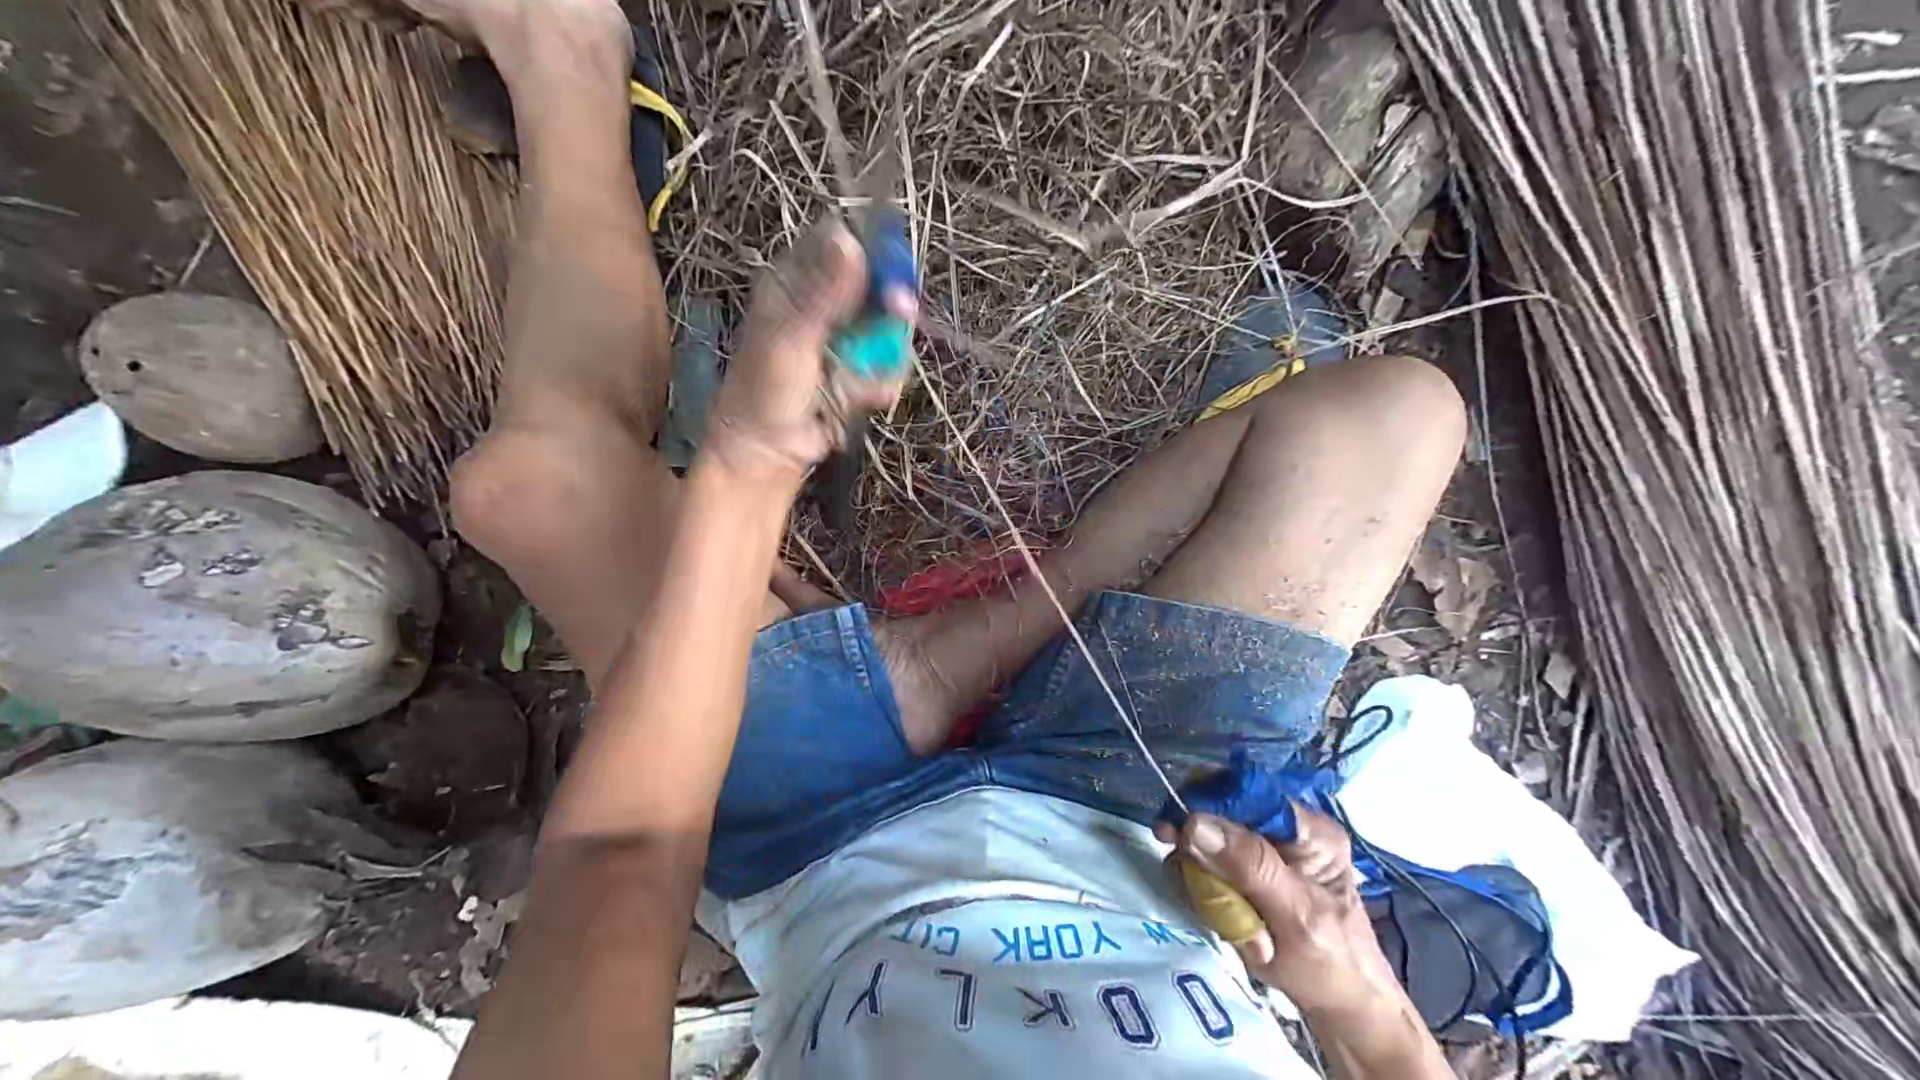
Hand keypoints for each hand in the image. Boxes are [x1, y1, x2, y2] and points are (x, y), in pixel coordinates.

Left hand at [706, 220, 910, 483]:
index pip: (842, 246)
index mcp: (795, 283)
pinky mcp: (859, 371)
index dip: (872, 251)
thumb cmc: (765, 390)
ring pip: (888, 327)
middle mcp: (822, 305)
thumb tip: (851, 241)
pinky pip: (888, 365)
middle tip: (901, 313)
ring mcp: (843, 339)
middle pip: (875, 285)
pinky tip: (867, 397)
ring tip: (867, 377)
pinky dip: (883, 382)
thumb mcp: (792, 337)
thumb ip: (825, 293)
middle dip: (890, 305)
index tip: (892, 268)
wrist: (768, 450)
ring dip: (886, 352)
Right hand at [1159, 809, 1406, 1018]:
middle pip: (1218, 813)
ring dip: (1197, 874)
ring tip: (1214, 912)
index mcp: (1306, 828)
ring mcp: (1259, 853)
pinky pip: (1203, 866)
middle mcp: (1280, 831)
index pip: (1246, 792)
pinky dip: (1197, 888)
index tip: (1173, 829)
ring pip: (1203, 841)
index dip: (1204, 803)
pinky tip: (1211, 913)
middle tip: (1182, 871)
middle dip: (1196, 846)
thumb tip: (1195, 822)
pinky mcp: (1241, 876)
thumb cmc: (1331, 965)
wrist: (1341, 1014)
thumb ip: (1249, 865)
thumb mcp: (1295, 914)